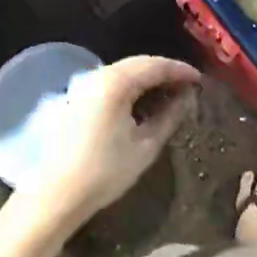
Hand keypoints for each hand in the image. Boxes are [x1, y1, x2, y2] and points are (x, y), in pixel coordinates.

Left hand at [20, 56, 200, 226]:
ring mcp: (83, 84)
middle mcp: (97, 74)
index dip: (180, 70)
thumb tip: (186, 97)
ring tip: (169, 92)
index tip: (199, 79)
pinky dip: (129, 86)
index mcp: (115, 82)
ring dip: (146, 78)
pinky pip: (109, 82)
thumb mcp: (146, 145)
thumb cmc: (105, 171)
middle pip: (137, 63)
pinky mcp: (75, 97)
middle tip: (187, 85)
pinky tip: (141, 100)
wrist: (57, 192)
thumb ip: (169, 116)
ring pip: (122, 71)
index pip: (155, 65)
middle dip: (164, 71)